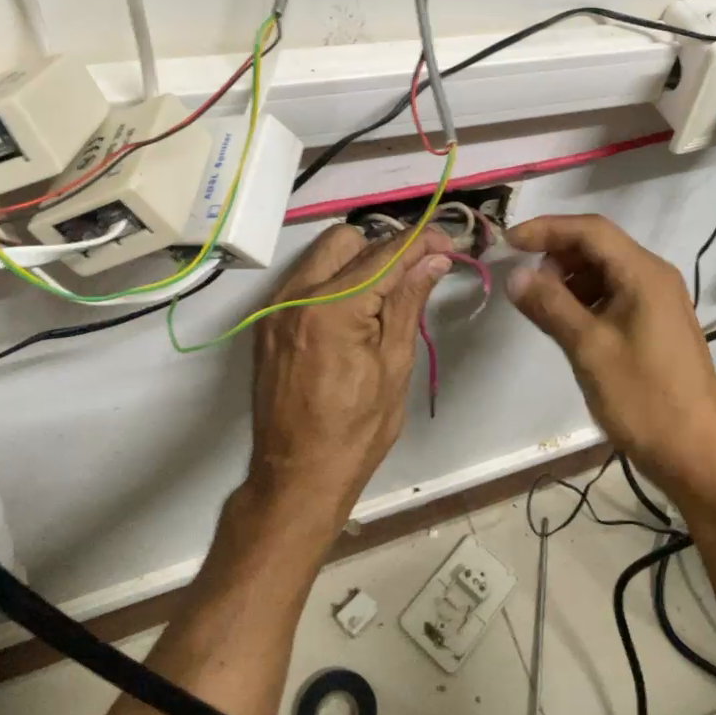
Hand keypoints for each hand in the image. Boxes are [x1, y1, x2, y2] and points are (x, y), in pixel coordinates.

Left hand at [249, 225, 452, 516]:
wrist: (297, 474)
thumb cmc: (357, 430)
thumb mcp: (394, 364)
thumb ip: (408, 303)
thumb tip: (433, 259)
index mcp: (331, 309)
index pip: (383, 255)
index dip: (419, 242)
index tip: (447, 240)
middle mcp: (295, 297)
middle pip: (346, 240)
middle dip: (385, 247)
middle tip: (415, 272)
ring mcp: (275, 308)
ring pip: (322, 255)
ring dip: (358, 261)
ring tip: (387, 293)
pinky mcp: (268, 322)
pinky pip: (304, 279)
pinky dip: (333, 280)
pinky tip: (355, 309)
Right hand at [505, 215, 715, 496]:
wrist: (698, 455)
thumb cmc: (644, 399)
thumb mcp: (589, 350)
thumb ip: (551, 306)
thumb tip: (516, 274)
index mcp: (644, 273)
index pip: (590, 230)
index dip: (546, 229)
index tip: (507, 244)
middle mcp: (656, 277)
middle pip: (600, 246)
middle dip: (558, 255)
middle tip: (526, 283)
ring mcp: (660, 302)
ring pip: (607, 272)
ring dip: (572, 280)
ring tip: (543, 307)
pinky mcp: (658, 326)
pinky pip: (617, 295)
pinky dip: (588, 300)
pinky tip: (570, 325)